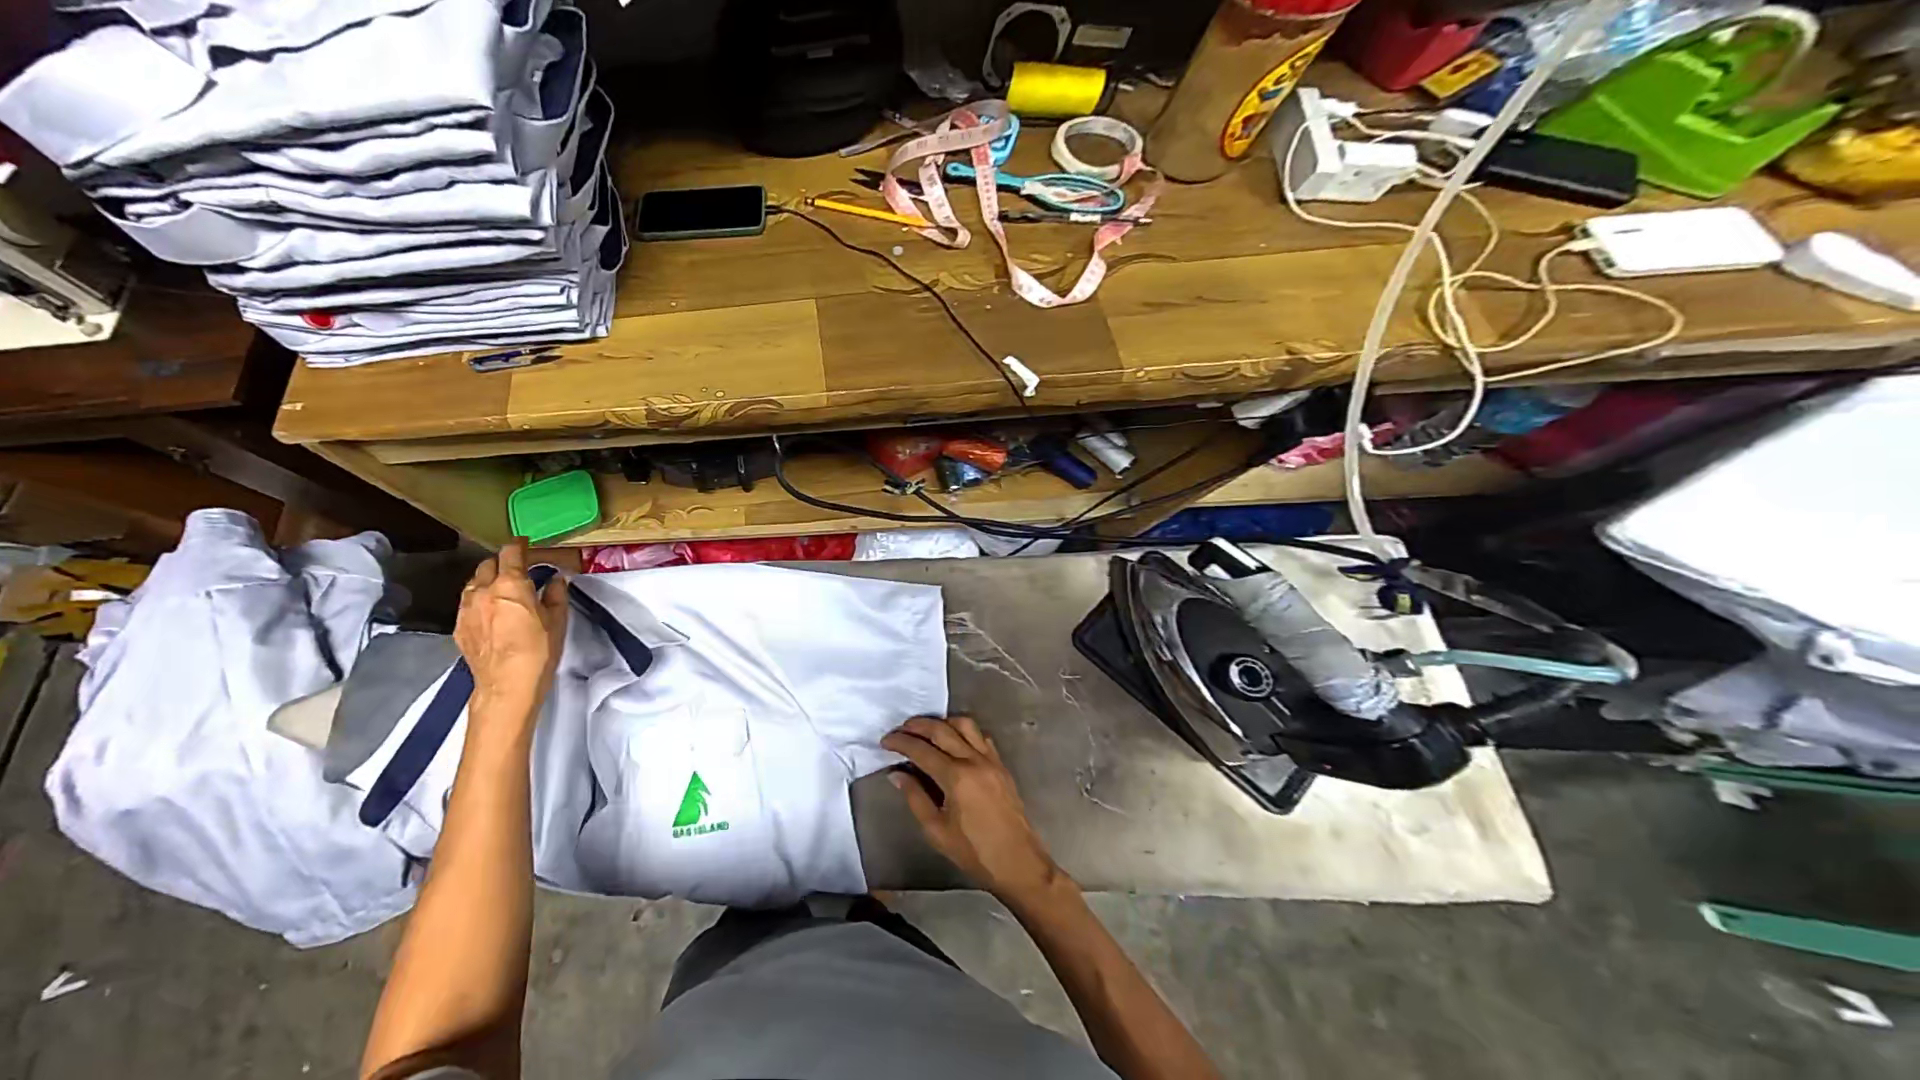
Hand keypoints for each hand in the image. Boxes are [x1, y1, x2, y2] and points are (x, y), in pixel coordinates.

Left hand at [454, 539, 568, 725]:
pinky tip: (491, 611)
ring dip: (488, 580)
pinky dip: (479, 600)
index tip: (526, 544)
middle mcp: (483, 591)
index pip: (510, 554)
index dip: (518, 546)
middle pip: (487, 565)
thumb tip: (555, 580)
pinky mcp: (459, 627)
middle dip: (502, 563)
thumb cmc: (539, 651)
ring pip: (473, 583)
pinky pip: (467, 603)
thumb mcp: (558, 620)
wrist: (507, 685)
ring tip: (502, 589)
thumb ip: (555, 595)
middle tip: (518, 569)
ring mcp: (466, 609)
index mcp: (510, 585)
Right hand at [883, 716, 1065, 906]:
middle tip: (901, 729)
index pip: (922, 750)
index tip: (886, 741)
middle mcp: (974, 760)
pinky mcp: (1001, 765)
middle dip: (918, 725)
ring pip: (965, 725)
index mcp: (956, 777)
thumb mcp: (936, 830)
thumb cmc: (973, 851)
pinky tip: (955, 741)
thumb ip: (915, 797)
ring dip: (943, 722)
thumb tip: (897, 774)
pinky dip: (964, 732)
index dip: (901, 742)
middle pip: (942, 730)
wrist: (1016, 860)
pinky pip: (981, 737)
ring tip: (926, 730)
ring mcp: (991, 760)